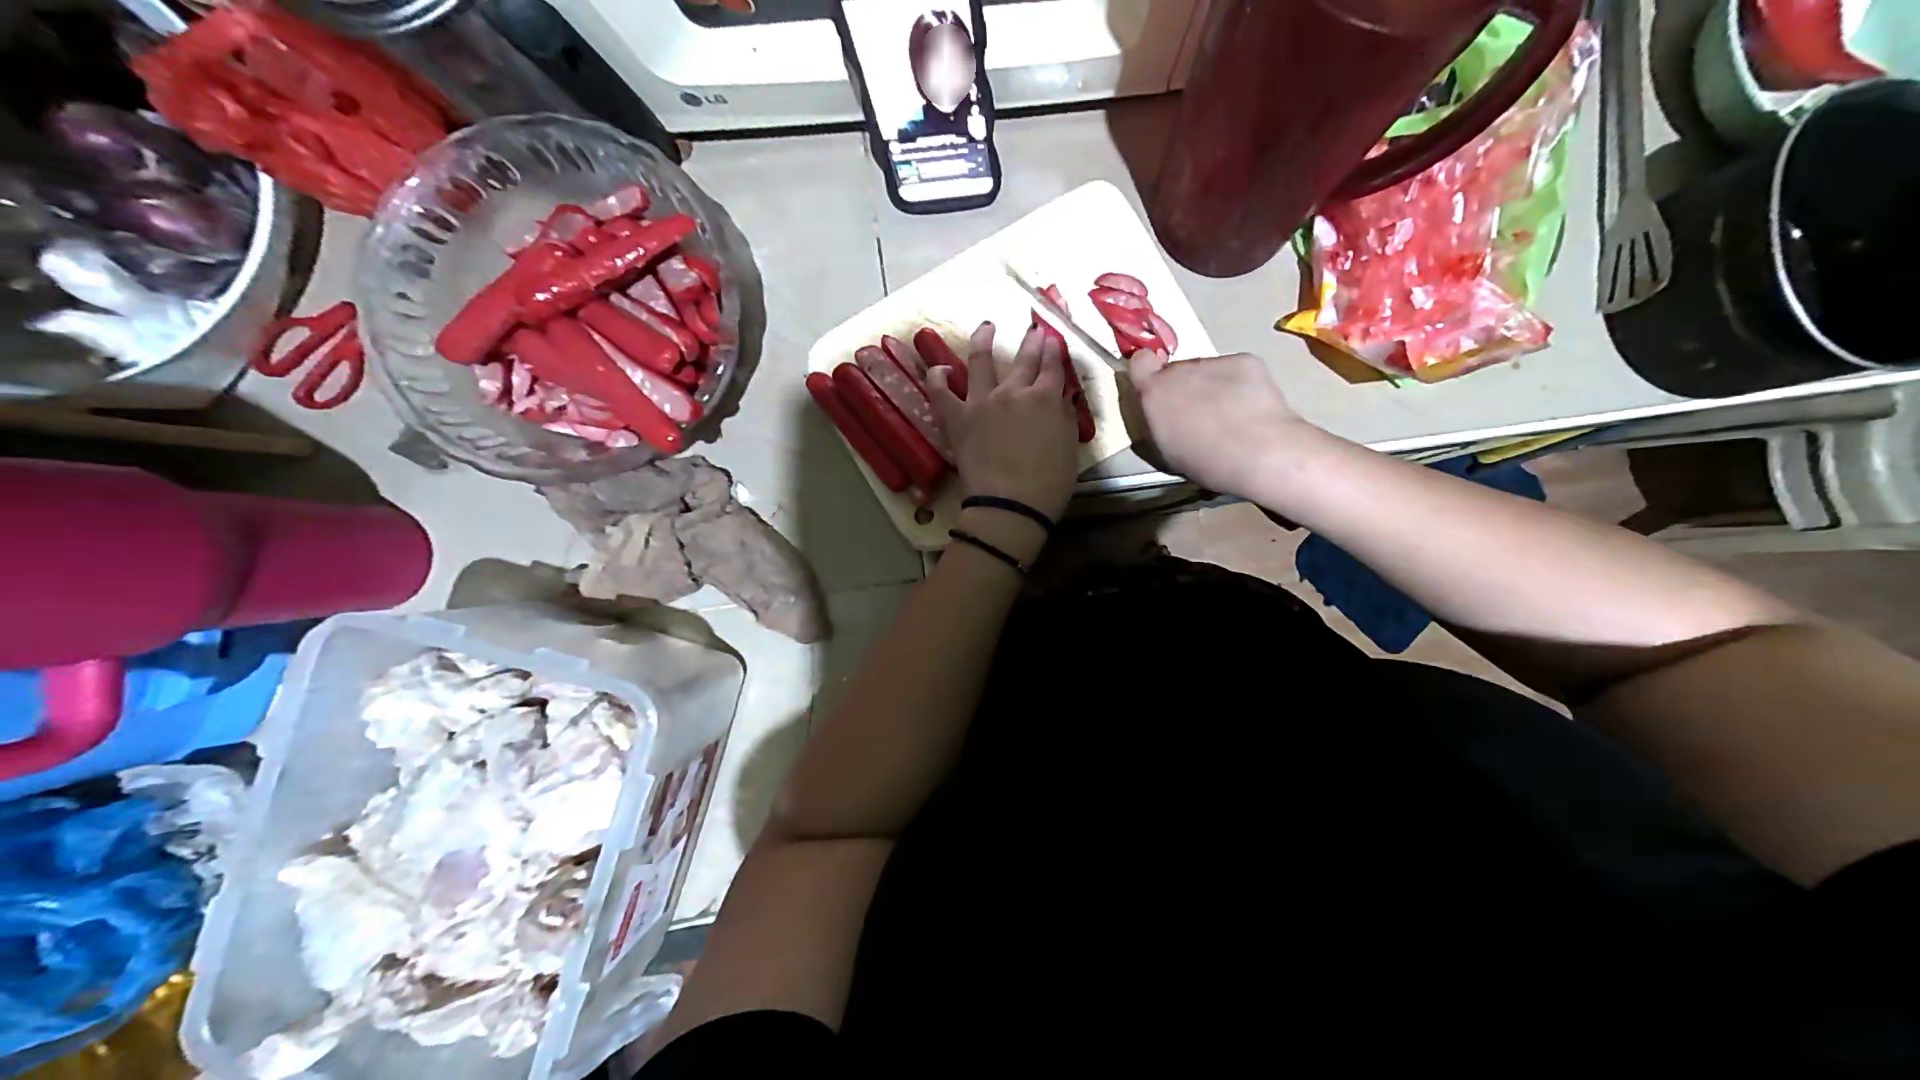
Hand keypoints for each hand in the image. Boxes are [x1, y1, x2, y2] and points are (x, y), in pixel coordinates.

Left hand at [927, 321, 1079, 521]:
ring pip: (980, 360)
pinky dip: (937, 377)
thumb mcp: (1069, 446)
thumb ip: (1062, 415)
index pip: (1053, 364)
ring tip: (986, 327)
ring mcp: (982, 401)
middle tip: (1032, 329)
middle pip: (1024, 357)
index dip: (1054, 348)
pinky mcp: (957, 417)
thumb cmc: (1048, 483)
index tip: (1052, 336)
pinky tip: (938, 368)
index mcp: (1046, 398)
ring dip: (983, 339)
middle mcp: (1014, 391)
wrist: (1010, 505)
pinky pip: (941, 391)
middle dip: (1031, 340)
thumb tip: (1059, 395)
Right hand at [1127, 350, 1311, 496]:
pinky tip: (1251, 407)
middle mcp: (1180, 369)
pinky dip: (1241, 384)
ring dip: (1213, 386)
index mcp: (1154, 393)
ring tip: (1231, 415)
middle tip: (1201, 415)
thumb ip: (1158, 423)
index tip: (1157, 386)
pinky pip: (1236, 369)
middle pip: (1177, 371)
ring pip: (1208, 371)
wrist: (1258, 451)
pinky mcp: (1245, 360)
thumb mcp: (1165, 451)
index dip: (1148, 372)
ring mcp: (1214, 362)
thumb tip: (1162, 415)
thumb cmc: (1206, 462)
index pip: (1140, 362)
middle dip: (1185, 388)